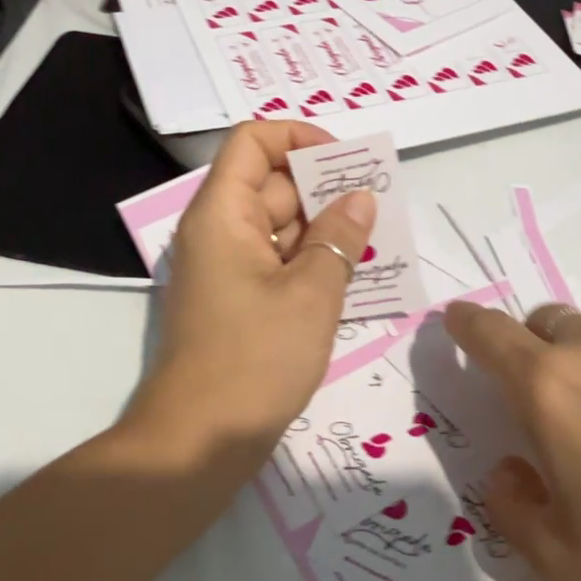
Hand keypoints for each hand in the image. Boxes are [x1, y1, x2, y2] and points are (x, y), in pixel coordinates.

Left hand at [130, 122, 377, 444]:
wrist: (200, 441)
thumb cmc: (255, 359)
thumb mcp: (311, 294)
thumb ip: (339, 238)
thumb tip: (360, 197)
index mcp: (222, 213)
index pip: (253, 141)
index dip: (299, 138)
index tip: (346, 161)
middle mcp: (218, 231)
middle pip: (270, 182)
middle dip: (325, 186)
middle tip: (380, 204)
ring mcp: (225, 268)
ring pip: (279, 225)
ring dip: (325, 227)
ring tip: (379, 239)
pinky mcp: (236, 301)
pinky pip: (277, 261)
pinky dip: (312, 261)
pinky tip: (356, 275)